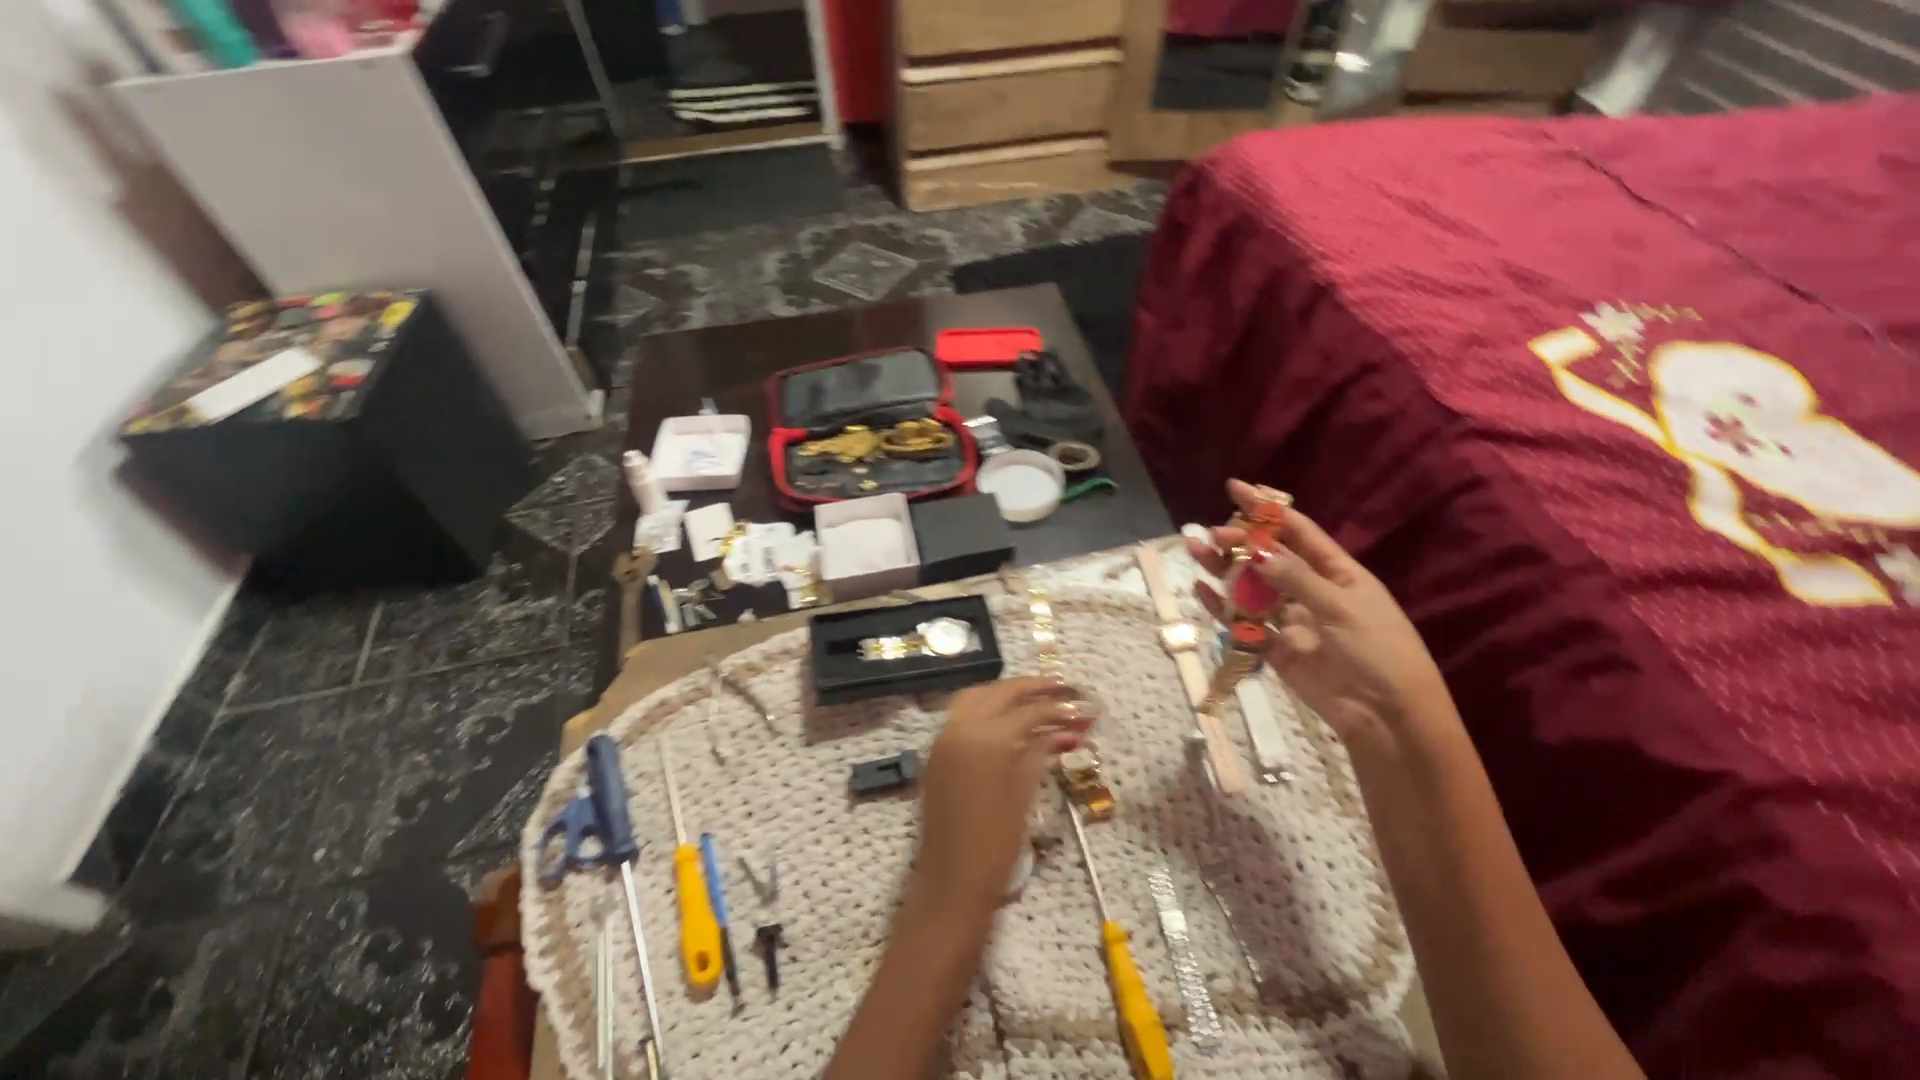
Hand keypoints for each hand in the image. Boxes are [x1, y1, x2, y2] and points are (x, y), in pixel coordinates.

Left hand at [911, 677, 1090, 913]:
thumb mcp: (1023, 795)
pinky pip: (961, 716)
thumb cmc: (995, 844)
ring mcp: (943, 740)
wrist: (951, 880)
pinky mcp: (936, 754)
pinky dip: (986, 709)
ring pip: (975, 698)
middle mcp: (960, 729)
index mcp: (986, 738)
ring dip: (1005, 693)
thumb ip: (1040, 754)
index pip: (1029, 711)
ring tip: (1036, 698)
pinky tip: (1008, 718)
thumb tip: (1065, 732)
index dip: (1060, 708)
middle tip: (1062, 687)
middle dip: (1032, 688)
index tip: (1085, 707)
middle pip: (1000, 693)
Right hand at [1188, 480, 1456, 754]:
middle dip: (1240, 542)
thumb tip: (1257, 550)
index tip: (1236, 489)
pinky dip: (1224, 608)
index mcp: (1338, 573)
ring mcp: (1293, 620)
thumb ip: (1297, 579)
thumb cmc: (1379, 652)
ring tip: (1196, 552)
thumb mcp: (1343, 608)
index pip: (1298, 532)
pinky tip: (1202, 592)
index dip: (1267, 510)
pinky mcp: (1277, 649)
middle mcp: (1312, 591)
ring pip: (1252, 588)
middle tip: (1211, 534)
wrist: (1387, 715)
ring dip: (1226, 570)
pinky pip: (1246, 624)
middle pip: (1269, 558)